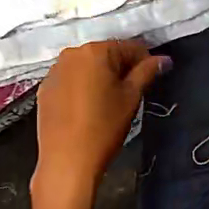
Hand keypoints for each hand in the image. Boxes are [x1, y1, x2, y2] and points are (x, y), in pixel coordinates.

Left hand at [31, 40, 168, 208]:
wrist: (67, 161)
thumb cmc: (104, 126)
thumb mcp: (131, 97)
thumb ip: (147, 72)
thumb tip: (163, 59)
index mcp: (95, 51)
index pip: (128, 47)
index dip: (145, 60)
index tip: (152, 76)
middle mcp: (71, 54)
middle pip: (105, 55)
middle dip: (120, 68)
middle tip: (132, 92)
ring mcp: (54, 72)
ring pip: (85, 67)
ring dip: (99, 77)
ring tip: (109, 102)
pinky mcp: (45, 90)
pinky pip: (69, 81)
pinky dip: (81, 88)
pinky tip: (87, 108)